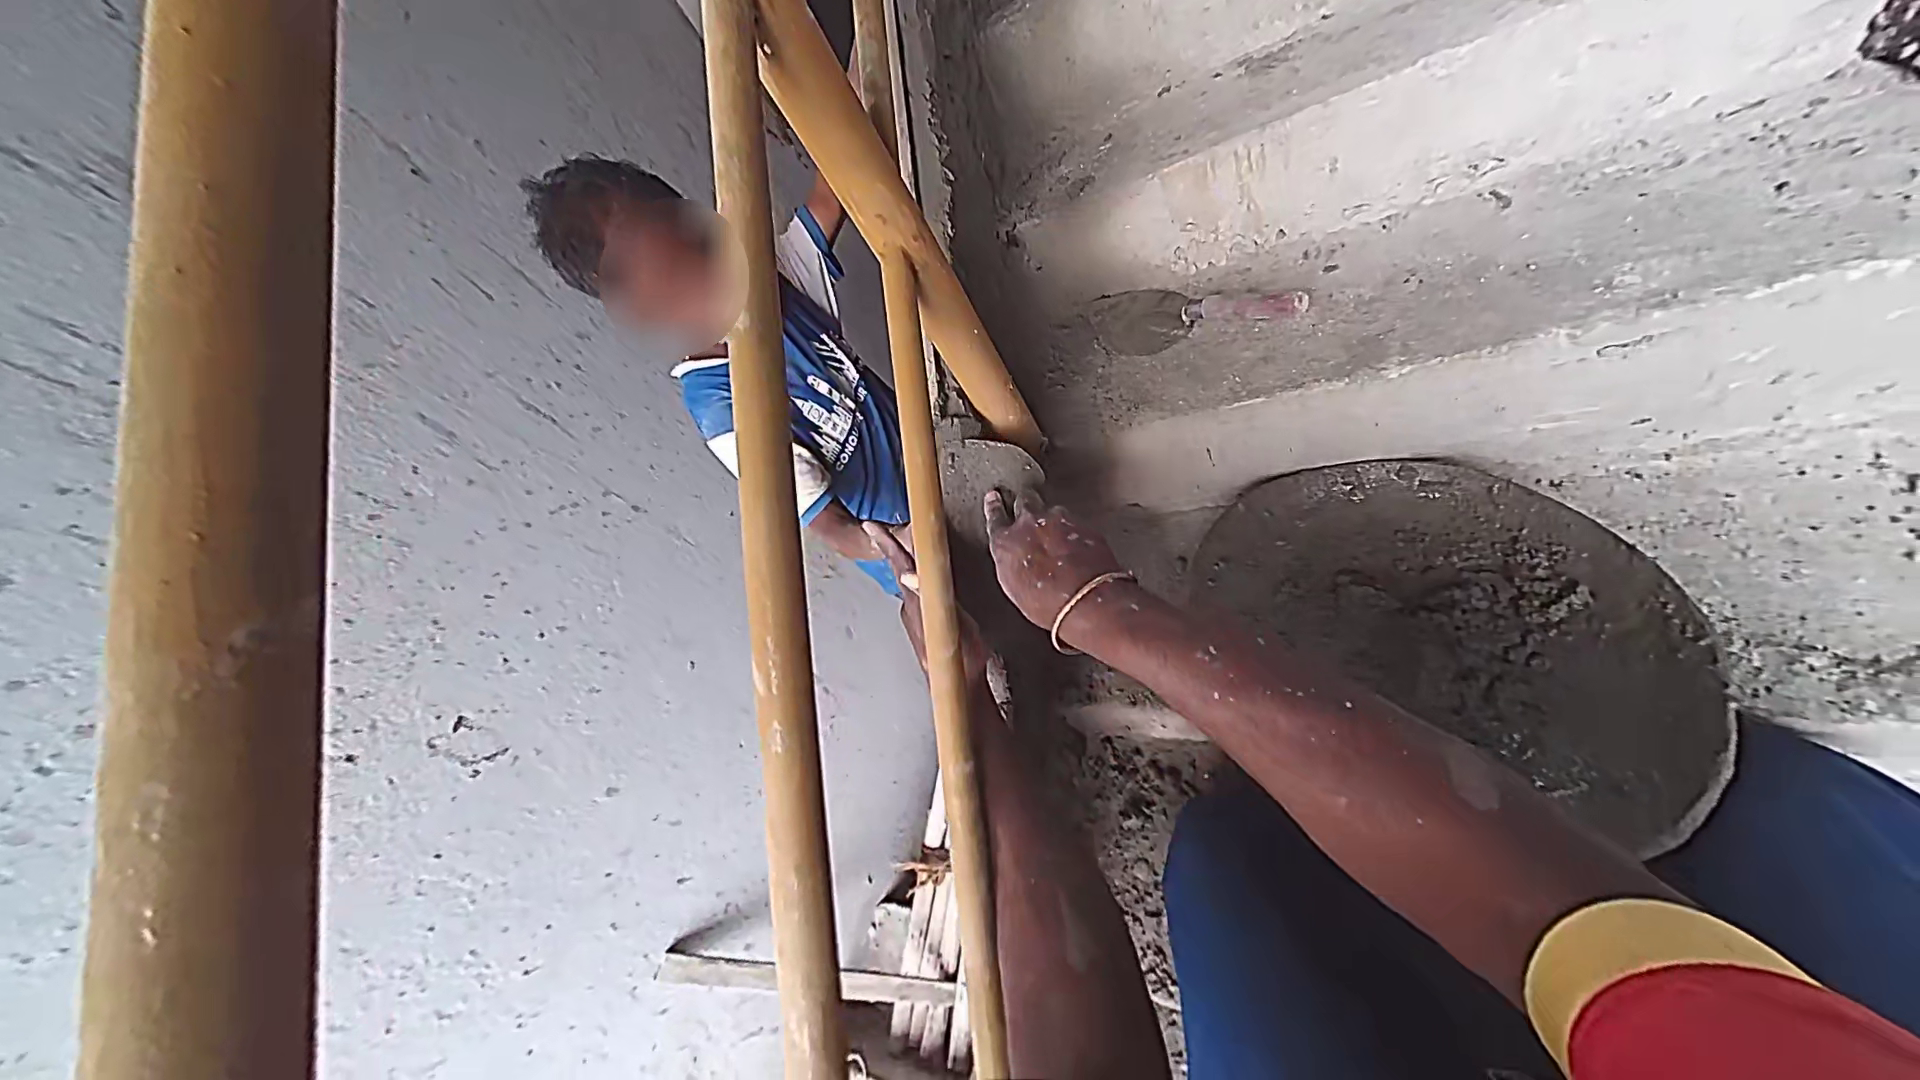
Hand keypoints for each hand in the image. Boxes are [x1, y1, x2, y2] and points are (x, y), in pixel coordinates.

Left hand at [865, 522, 988, 683]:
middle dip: (891, 547)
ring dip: (904, 561)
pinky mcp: (919, 623)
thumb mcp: (953, 623)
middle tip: (879, 528)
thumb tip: (909, 575)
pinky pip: (915, 592)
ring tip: (900, 543)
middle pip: (900, 569)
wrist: (958, 686)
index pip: (900, 566)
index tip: (872, 527)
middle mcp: (910, 608)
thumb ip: (930, 596)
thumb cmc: (962, 657)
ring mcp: (913, 616)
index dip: (887, 544)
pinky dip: (914, 577)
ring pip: (907, 581)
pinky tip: (919, 573)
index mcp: (917, 603)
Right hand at [983, 489, 1128, 632]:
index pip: (995, 516)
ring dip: (1053, 520)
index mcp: (1005, 541)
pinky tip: (1077, 548)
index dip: (994, 506)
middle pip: (1024, 500)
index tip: (994, 498)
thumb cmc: (1046, 603)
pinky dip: (1074, 532)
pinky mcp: (1084, 524)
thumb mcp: (1013, 588)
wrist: (1085, 600)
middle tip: (1027, 509)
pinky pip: (1075, 522)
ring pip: (1052, 510)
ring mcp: (1059, 520)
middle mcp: (1029, 523)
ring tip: (1058, 539)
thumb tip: (1015, 556)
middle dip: (1025, 503)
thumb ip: (1010, 562)